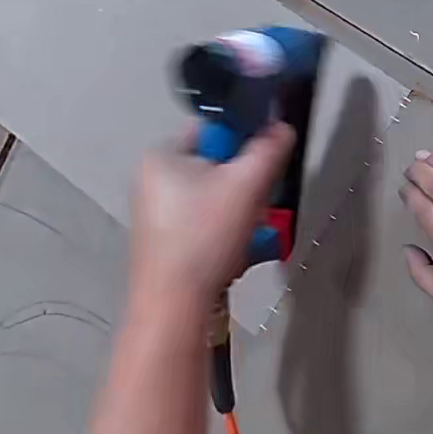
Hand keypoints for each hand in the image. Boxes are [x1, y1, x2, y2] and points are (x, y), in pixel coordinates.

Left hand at [128, 122, 296, 311]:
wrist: (174, 306)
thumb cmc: (204, 236)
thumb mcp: (245, 185)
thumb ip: (268, 149)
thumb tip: (282, 127)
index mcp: (160, 155)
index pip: (213, 130)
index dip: (242, 144)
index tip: (260, 168)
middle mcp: (150, 179)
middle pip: (215, 166)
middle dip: (242, 184)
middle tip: (257, 204)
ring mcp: (154, 213)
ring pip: (212, 196)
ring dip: (237, 210)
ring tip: (247, 232)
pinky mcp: (162, 241)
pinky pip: (202, 221)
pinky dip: (222, 230)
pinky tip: (233, 250)